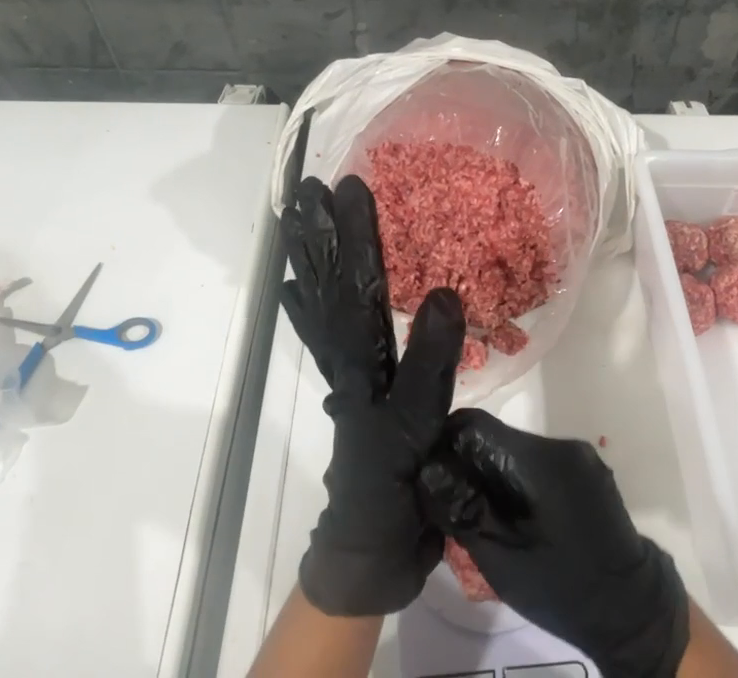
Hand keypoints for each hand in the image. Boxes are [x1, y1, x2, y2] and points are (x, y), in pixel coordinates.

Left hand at [280, 174, 464, 615]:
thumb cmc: (392, 493)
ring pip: (323, 308)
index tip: (351, 187)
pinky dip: (307, 312)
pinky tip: (293, 292)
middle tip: (308, 187)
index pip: (356, 286)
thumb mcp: (413, 430)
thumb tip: (444, 294)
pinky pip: (327, 342)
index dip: (354, 236)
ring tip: (297, 222)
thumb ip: (427, 366)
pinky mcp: (355, 393)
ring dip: (311, 262)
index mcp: (361, 361)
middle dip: (320, 236)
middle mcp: (348, 360)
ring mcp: (347, 376)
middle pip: (328, 288)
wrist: (372, 551)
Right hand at [420, 409, 690, 676]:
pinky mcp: (586, 472)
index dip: (444, 444)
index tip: (430, 475)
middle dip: (467, 465)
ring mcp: (579, 457)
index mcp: (541, 459)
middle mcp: (563, 445)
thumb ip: (460, 506)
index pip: (474, 425)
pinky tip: (511, 517)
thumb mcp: (500, 555)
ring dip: (492, 476)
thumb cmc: (562, 586)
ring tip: (478, 514)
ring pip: (514, 450)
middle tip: (450, 503)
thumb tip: (425, 468)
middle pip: (495, 437)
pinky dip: (516, 482)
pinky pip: (537, 464)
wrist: (631, 611)